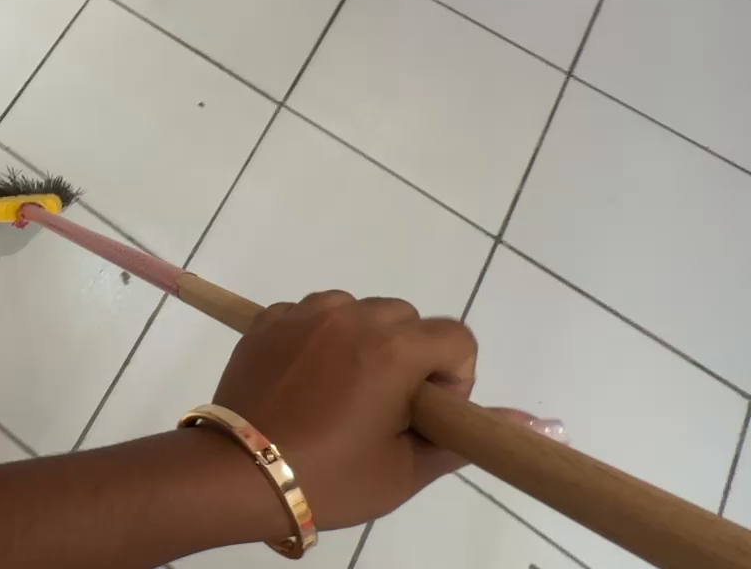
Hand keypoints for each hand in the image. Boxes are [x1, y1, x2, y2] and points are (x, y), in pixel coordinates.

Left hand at [210, 290, 476, 530]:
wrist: (243, 466)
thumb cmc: (333, 474)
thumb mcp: (410, 465)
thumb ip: (468, 434)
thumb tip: (540, 423)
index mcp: (389, 349)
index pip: (454, 335)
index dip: (454, 373)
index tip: (429, 408)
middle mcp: (343, 318)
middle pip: (402, 316)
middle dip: (410, 352)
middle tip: (391, 402)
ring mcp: (297, 314)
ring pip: (352, 308)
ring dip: (362, 337)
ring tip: (348, 389)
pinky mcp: (263, 320)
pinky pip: (308, 314)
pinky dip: (319, 336)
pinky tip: (308, 378)